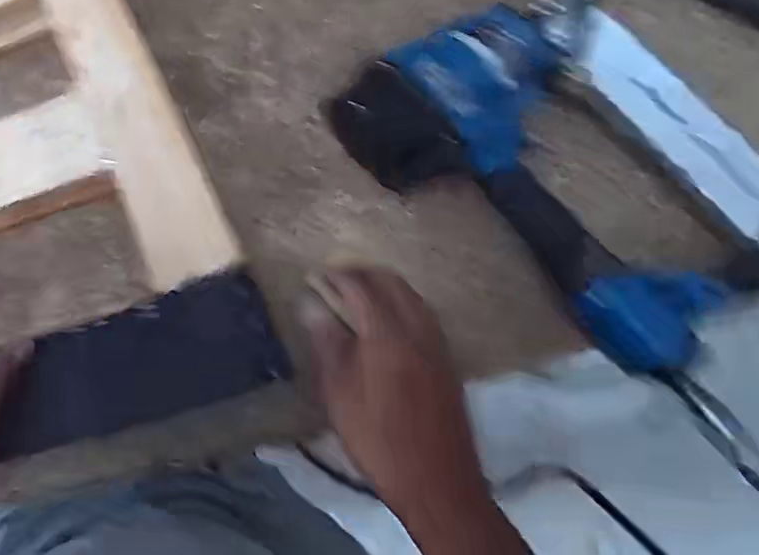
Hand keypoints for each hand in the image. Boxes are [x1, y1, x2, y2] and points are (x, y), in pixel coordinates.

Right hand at [303, 268, 528, 553]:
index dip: (337, 276)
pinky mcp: (447, 359)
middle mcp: (416, 329)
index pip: (360, 287)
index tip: (318, 275)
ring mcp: (436, 343)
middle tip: (338, 279)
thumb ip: (327, 342)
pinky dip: (404, 302)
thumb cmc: (379, 440)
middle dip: (363, 273)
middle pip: (390, 282)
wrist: (438, 484)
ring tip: (362, 293)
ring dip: (386, 285)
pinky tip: (391, 318)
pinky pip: (424, 313)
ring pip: (411, 295)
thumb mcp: (340, 394)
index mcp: (386, 333)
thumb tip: (311, 304)